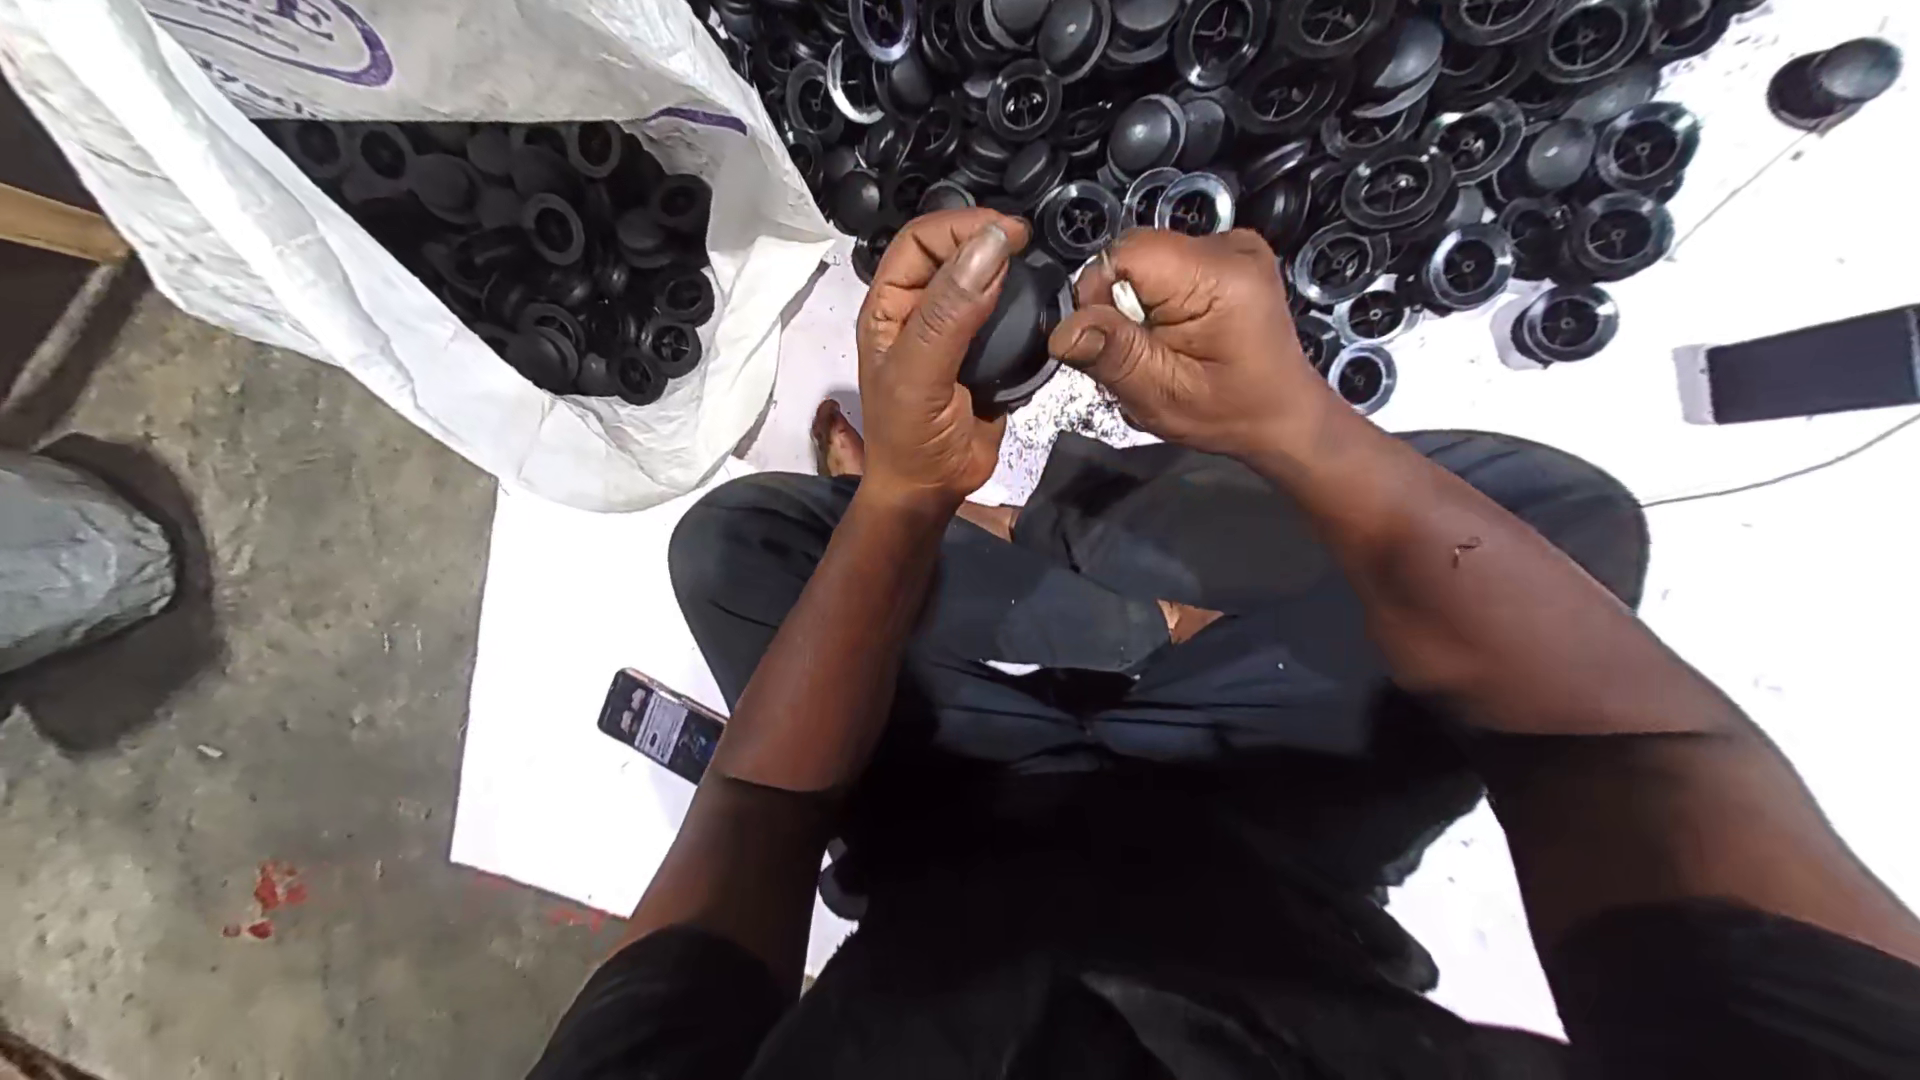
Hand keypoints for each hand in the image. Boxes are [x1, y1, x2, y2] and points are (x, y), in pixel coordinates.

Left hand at [855, 209, 1029, 512]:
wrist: (932, 488)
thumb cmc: (909, 439)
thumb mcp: (919, 374)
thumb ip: (949, 314)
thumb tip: (989, 248)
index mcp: (890, 308)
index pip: (920, 242)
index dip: (960, 227)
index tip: (1006, 232)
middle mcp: (921, 313)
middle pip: (955, 254)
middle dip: (988, 242)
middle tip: (1026, 247)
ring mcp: (955, 334)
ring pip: (983, 284)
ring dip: (1009, 274)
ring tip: (1036, 273)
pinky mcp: (986, 357)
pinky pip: (1006, 320)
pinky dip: (1023, 311)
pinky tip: (1039, 310)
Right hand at [1047, 229, 1335, 459]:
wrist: (1280, 415)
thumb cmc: (1227, 412)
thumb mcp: (1162, 396)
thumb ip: (1114, 356)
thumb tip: (1062, 333)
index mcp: (1219, 276)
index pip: (1124, 253)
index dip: (1099, 296)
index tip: (1111, 343)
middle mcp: (1228, 245)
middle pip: (1133, 256)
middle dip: (1118, 307)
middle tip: (1140, 354)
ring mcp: (1232, 246)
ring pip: (1145, 263)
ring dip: (1136, 308)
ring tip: (1160, 347)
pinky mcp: (1227, 256)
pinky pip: (1165, 268)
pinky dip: (1156, 302)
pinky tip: (1175, 331)